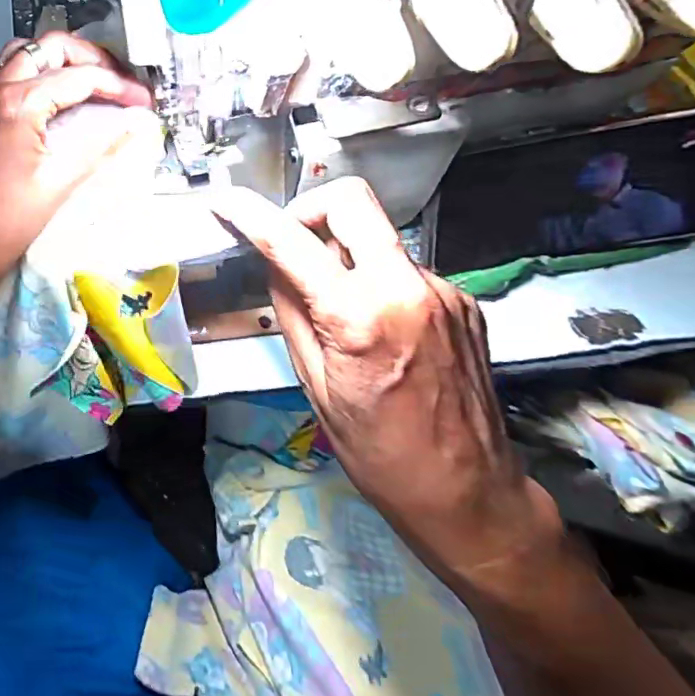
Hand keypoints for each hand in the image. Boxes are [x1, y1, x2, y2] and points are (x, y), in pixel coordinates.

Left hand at [0, 32, 156, 290]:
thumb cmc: (6, 221)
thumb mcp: (60, 183)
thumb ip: (100, 146)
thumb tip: (136, 125)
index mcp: (16, 102)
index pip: (79, 77)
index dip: (118, 86)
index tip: (143, 101)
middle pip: (49, 48)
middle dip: (89, 58)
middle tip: (116, 82)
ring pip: (24, 55)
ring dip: (59, 61)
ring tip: (90, 84)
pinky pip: (7, 74)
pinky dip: (36, 75)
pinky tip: (56, 101)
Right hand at [211, 179, 561, 581]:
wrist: (469, 494)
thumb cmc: (377, 452)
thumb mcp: (313, 382)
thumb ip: (290, 310)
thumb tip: (274, 263)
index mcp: (361, 315)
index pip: (291, 241)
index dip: (249, 214)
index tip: (225, 201)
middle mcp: (408, 287)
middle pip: (351, 201)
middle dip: (308, 209)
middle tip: (289, 243)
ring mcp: (442, 290)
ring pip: (377, 237)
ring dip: (343, 254)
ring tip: (333, 307)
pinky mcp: (462, 301)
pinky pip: (401, 269)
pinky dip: (374, 281)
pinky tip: (373, 327)